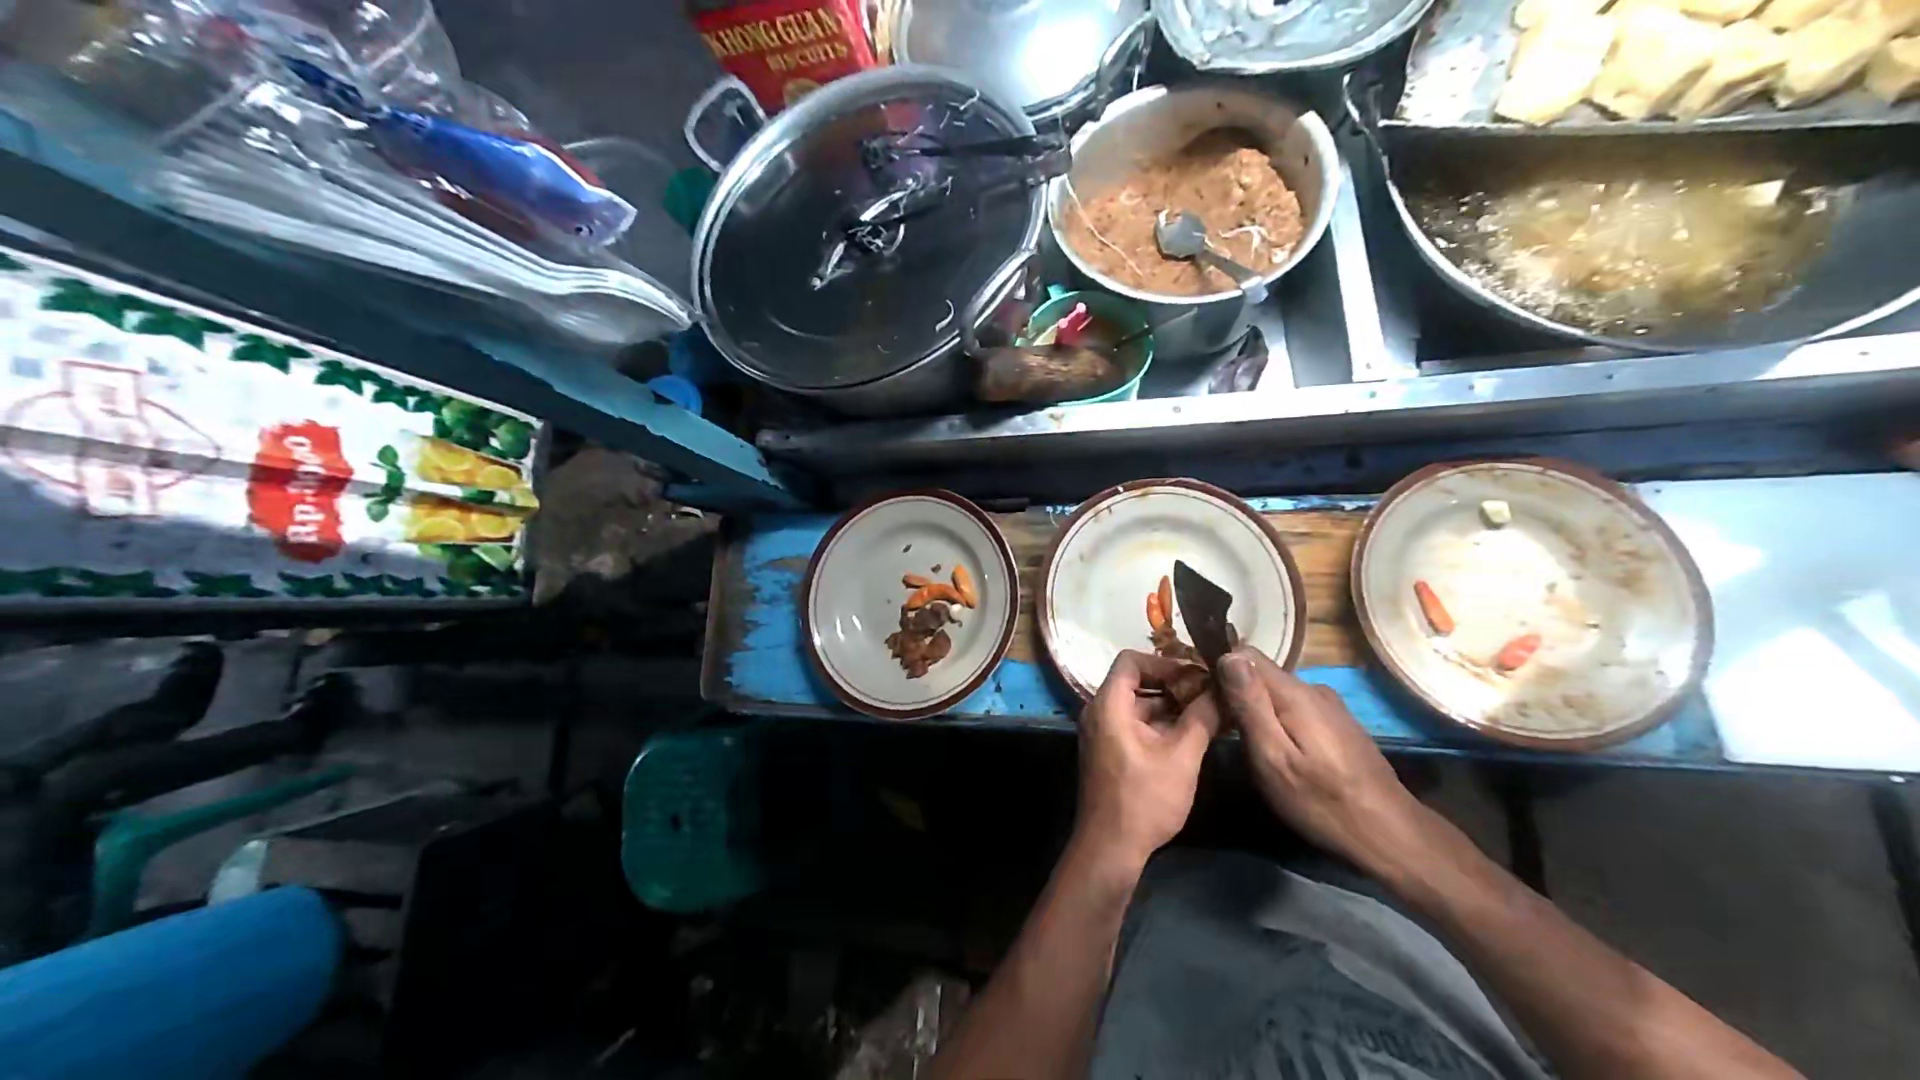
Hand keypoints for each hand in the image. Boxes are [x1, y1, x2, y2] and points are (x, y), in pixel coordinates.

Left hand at [1074, 651, 1221, 873]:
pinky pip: (1135, 725)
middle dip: (1175, 686)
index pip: (1131, 660)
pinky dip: (1162, 725)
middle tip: (1212, 695)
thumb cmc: (1144, 800)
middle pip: (1137, 683)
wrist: (1110, 848)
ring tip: (1212, 715)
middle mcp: (1100, 713)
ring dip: (1172, 708)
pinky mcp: (1110, 751)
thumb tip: (1224, 688)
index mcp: (1108, 706)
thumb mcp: (1181, 756)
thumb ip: (1202, 718)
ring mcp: (1103, 733)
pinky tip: (1194, 736)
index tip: (1198, 676)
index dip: (1165, 663)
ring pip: (1139, 706)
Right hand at [1213, 647, 1429, 872]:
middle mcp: (1313, 689)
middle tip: (1221, 731)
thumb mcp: (1273, 757)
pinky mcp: (1337, 725)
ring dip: (1257, 710)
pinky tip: (1277, 752)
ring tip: (1245, 745)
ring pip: (1277, 693)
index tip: (1205, 699)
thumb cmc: (1322, 800)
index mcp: (1295, 692)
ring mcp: (1329, 706)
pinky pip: (1295, 708)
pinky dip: (1277, 721)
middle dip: (1237, 694)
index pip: (1245, 654)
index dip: (1220, 670)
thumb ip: (1250, 705)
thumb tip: (1228, 655)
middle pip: (1261, 674)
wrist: (1389, 834)